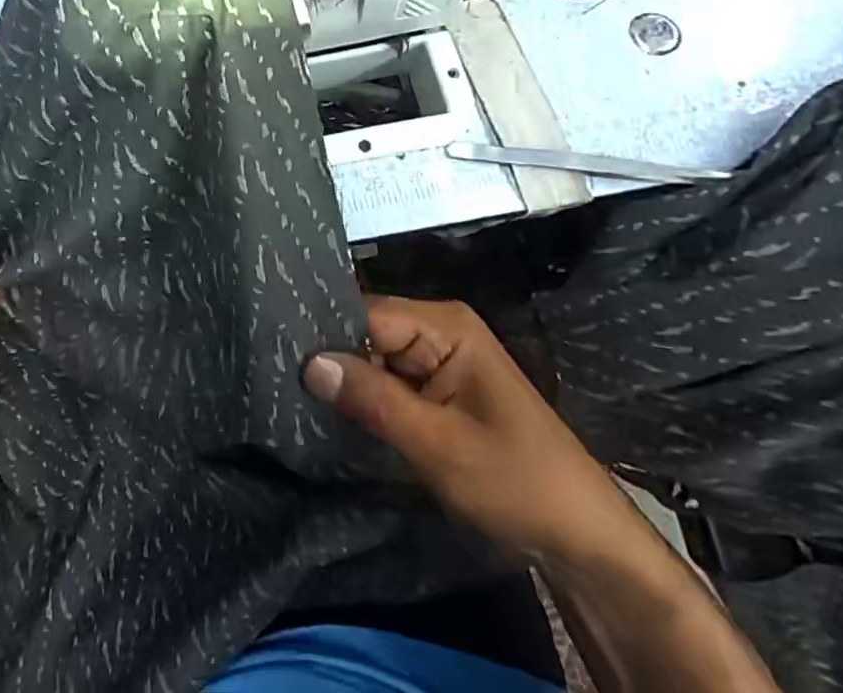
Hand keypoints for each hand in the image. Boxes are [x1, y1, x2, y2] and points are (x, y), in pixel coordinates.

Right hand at [301, 295, 650, 567]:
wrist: (574, 529)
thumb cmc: (515, 481)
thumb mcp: (439, 445)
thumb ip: (374, 401)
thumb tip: (309, 362)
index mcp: (447, 326)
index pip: (367, 313)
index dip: (322, 333)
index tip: (270, 352)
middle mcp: (440, 331)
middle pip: (367, 333)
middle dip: (326, 357)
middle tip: (268, 380)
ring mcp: (439, 361)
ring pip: (373, 360)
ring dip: (341, 381)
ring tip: (282, 396)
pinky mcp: (436, 391)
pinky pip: (387, 384)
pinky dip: (362, 400)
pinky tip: (322, 412)